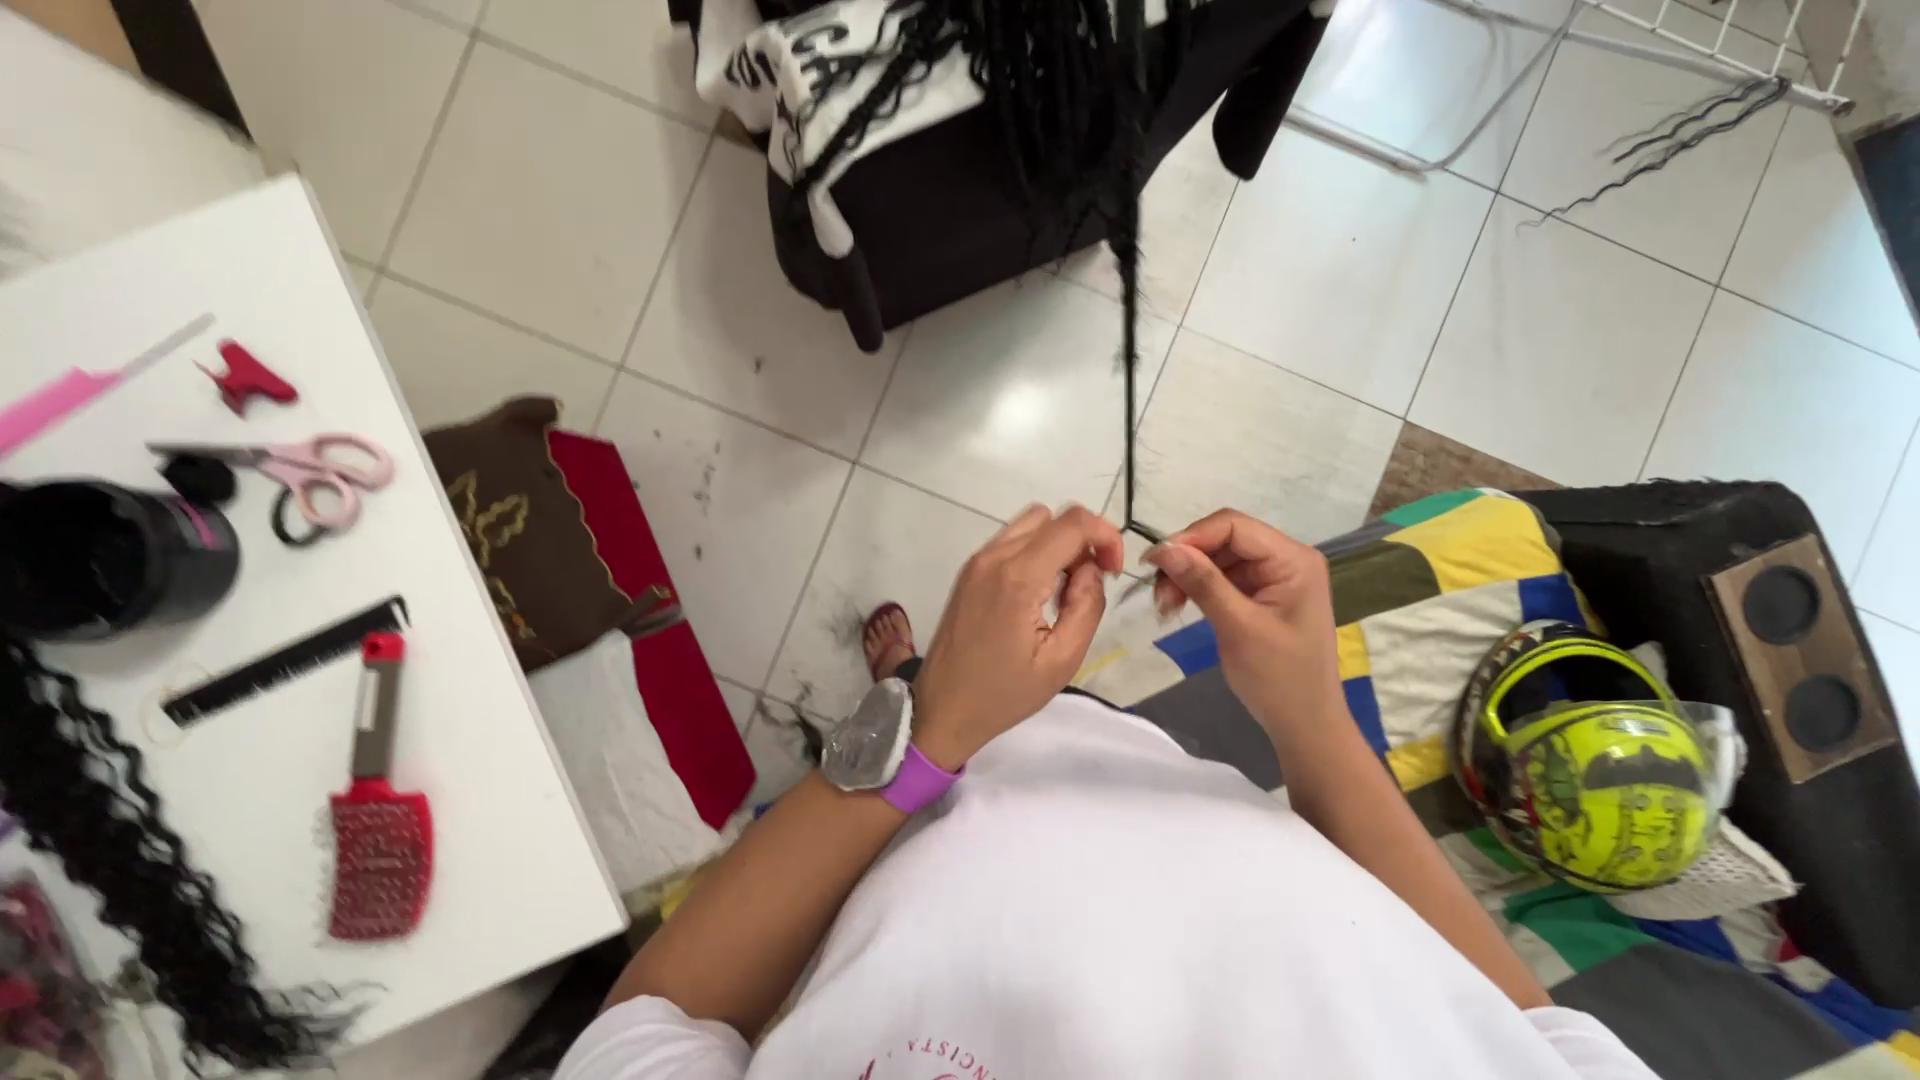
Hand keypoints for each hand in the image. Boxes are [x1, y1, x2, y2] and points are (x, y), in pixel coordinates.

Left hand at [910, 504, 1125, 768]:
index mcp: (1018, 578)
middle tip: (1088, 585)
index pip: (1073, 524)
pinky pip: (1011, 542)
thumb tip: (1091, 571)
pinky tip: (1038, 594)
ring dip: (1057, 545)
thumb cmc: (1003, 694)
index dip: (1105, 537)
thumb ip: (1087, 606)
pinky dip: (1035, 553)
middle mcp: (993, 558)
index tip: (1114, 571)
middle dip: (1082, 541)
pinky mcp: (968, 572)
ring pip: (1030, 524)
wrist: (942, 709)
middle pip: (1051, 517)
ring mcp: (976, 562)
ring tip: (1063, 591)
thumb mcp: (1062, 661)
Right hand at [1143, 509, 1341, 732]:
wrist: (1304, 725)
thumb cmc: (1280, 678)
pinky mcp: (1260, 595)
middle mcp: (1285, 559)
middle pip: (1223, 539)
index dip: (1192, 537)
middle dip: (1187, 560)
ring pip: (1217, 558)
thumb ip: (1203, 583)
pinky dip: (1196, 589)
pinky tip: (1177, 607)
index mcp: (1293, 560)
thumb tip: (1163, 549)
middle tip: (1158, 593)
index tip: (1155, 562)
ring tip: (1165, 607)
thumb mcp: (1239, 628)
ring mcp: (1273, 577)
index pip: (1234, 526)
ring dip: (1187, 576)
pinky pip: (1221, 578)